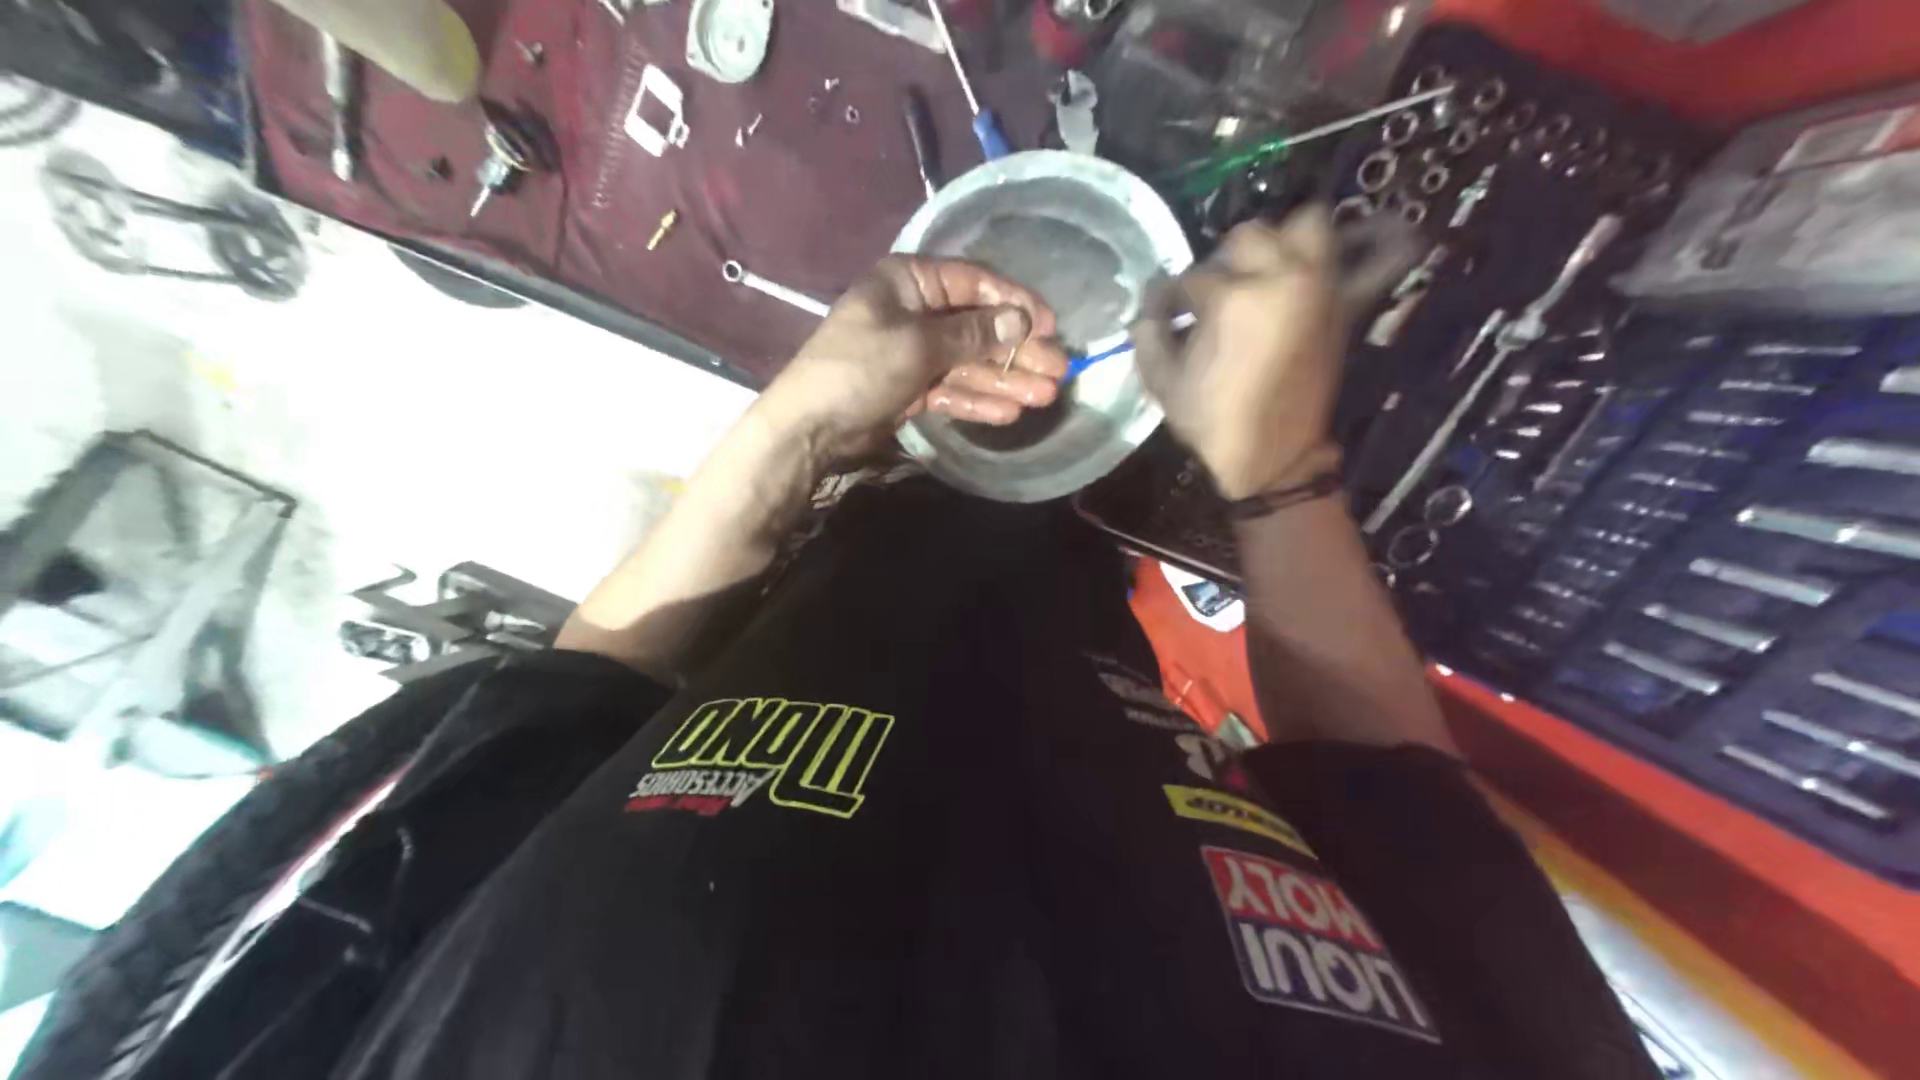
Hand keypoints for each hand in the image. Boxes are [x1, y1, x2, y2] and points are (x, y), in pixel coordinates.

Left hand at [758, 255, 1069, 466]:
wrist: (811, 427)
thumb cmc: (860, 368)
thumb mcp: (918, 344)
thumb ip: (973, 332)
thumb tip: (1022, 319)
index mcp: (909, 282)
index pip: (974, 283)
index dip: (1015, 304)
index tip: (1049, 326)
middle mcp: (915, 312)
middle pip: (978, 327)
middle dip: (1017, 351)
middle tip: (1058, 371)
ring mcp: (914, 352)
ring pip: (969, 362)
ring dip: (1005, 379)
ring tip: (1045, 396)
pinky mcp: (912, 388)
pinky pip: (952, 388)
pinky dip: (978, 400)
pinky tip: (1010, 412)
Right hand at [1133, 207, 1410, 498]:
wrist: (1271, 457)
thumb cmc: (1212, 422)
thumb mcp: (1162, 382)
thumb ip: (1148, 334)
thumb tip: (1150, 305)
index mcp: (1230, 299)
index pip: (1190, 278)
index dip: (1173, 299)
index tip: (1167, 317)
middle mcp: (1280, 279)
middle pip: (1247, 237)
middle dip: (1223, 263)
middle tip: (1216, 295)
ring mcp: (1319, 287)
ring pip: (1308, 224)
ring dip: (1284, 241)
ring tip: (1266, 270)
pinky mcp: (1345, 304)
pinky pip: (1386, 257)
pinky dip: (1382, 240)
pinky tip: (1368, 235)